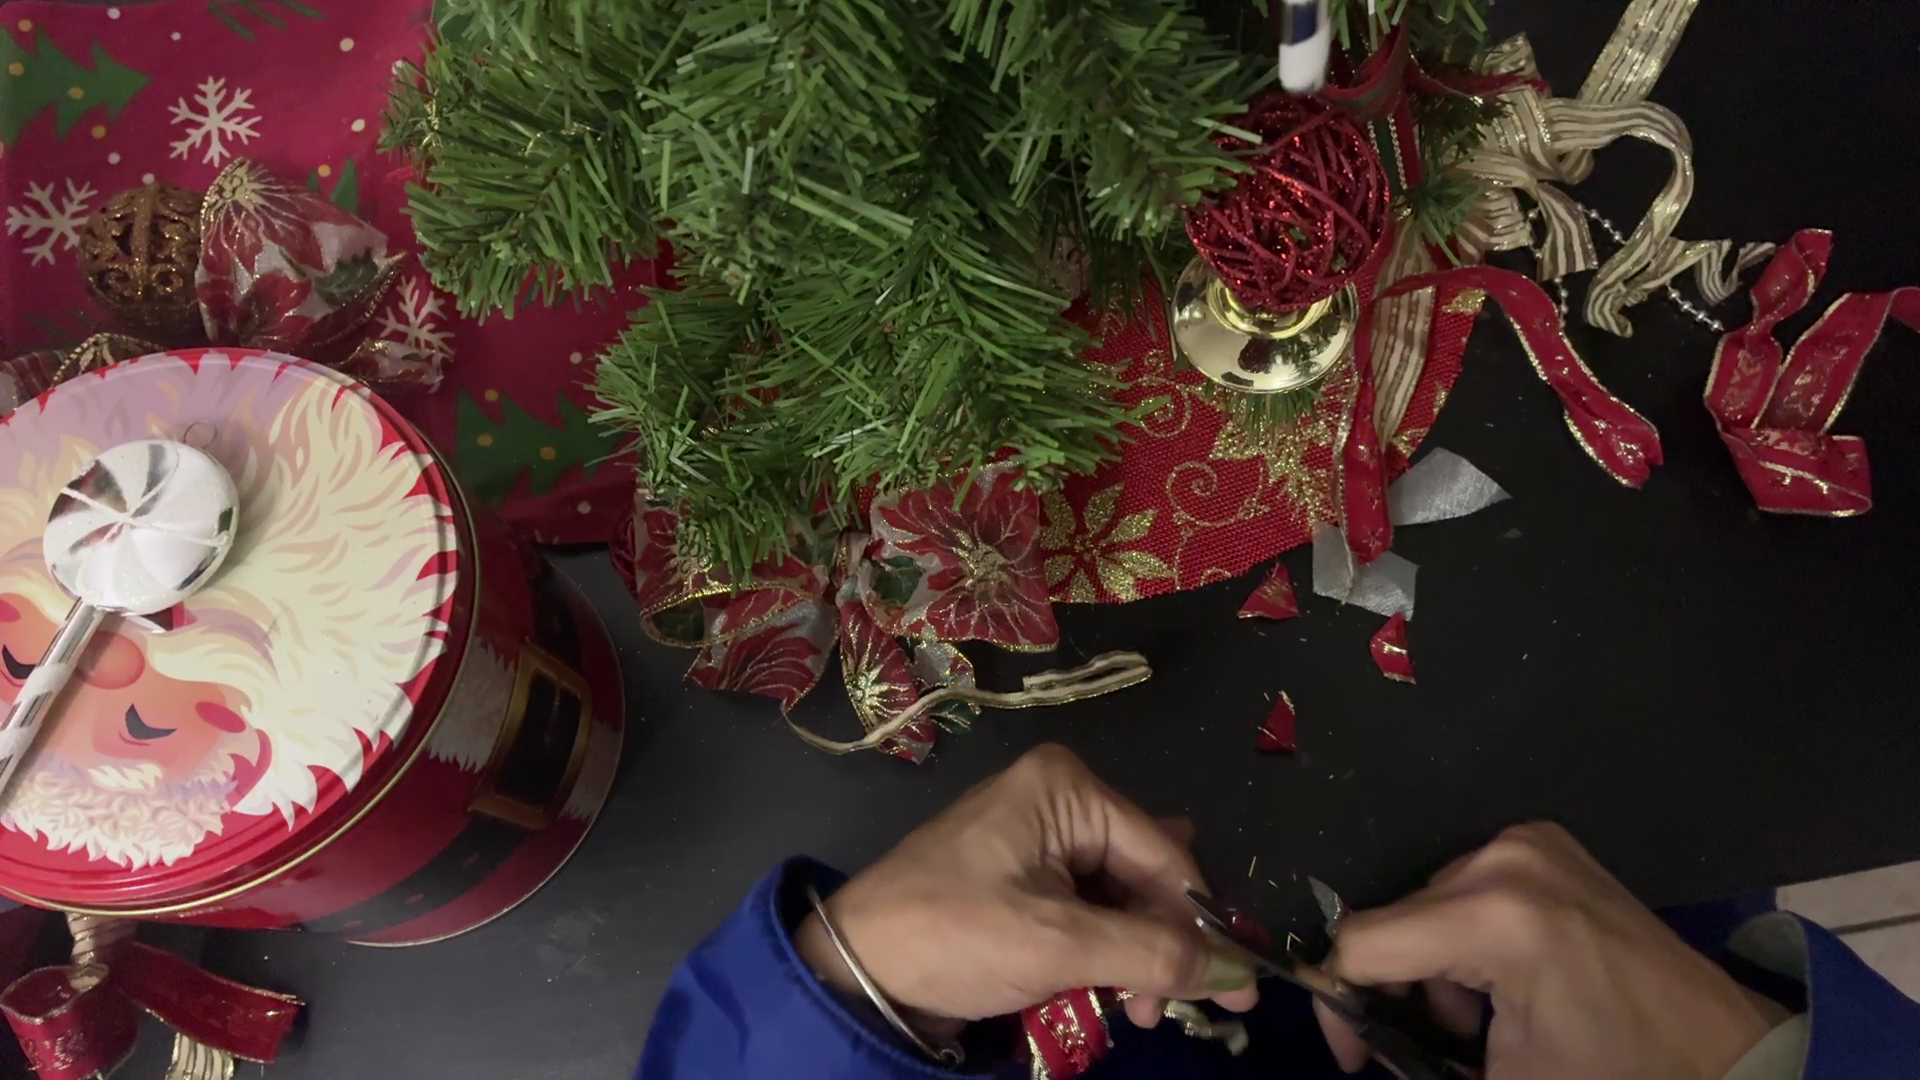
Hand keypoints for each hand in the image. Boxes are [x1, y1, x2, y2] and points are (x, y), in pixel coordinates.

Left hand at [795, 744, 1258, 1040]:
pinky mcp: (1022, 867)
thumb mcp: (1058, 945)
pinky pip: (1082, 901)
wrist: (860, 960)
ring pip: (1115, 892)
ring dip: (1129, 950)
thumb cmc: (956, 932)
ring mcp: (1037, 831)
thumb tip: (1239, 968)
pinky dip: (1098, 944)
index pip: (1162, 851)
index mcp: (1066, 786)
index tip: (1232, 987)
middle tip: (1158, 1010)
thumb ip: (1154, 954)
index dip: (1201, 920)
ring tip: (1126, 1006)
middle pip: (1140, 871)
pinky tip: (1102, 981)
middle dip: (1157, 941)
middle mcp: (1057, 795)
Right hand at [1315, 823, 1789, 1079]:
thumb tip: (1353, 1033)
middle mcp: (1499, 859)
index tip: (1353, 1051)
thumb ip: (1412, 1054)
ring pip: (1424, 902)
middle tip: (1437, 1039)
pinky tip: (1508, 969)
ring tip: (1484, 1009)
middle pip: (1394, 918)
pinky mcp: (1540, 840)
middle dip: (1398, 986)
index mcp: (1493, 919)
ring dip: (1432, 959)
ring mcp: (1522, 842)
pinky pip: (1462, 884)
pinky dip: (1463, 931)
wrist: (1747, 1067)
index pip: (1365, 943)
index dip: (1339, 998)